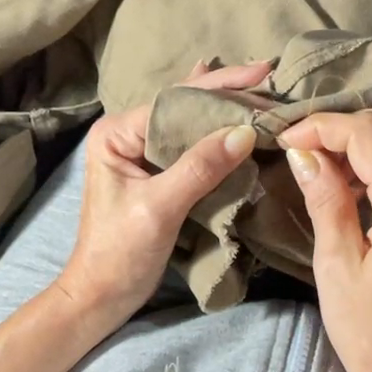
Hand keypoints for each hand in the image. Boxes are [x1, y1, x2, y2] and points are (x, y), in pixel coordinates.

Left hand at [55, 60, 269, 323]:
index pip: (174, 100)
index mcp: (116, 133)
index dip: (219, 88)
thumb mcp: (160, 208)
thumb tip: (245, 131)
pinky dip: (215, 134)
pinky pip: (190, 147)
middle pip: (182, 106)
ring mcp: (139, 155)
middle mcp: (125, 135)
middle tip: (269, 77)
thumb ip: (200, 167)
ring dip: (223, 111)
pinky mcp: (155, 175)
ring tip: (260, 88)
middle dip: (225, 93)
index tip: (261, 74)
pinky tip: (232, 115)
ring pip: (188, 124)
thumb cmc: (120, 253)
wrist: (101, 296)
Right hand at [278, 108, 371, 371]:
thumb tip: (302, 153)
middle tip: (307, 148)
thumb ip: (325, 199)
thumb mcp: (336, 266)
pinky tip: (351, 189)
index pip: (370, 133)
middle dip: (350, 124)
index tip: (285, 142)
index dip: (323, 127)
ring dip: (367, 142)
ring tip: (323, 168)